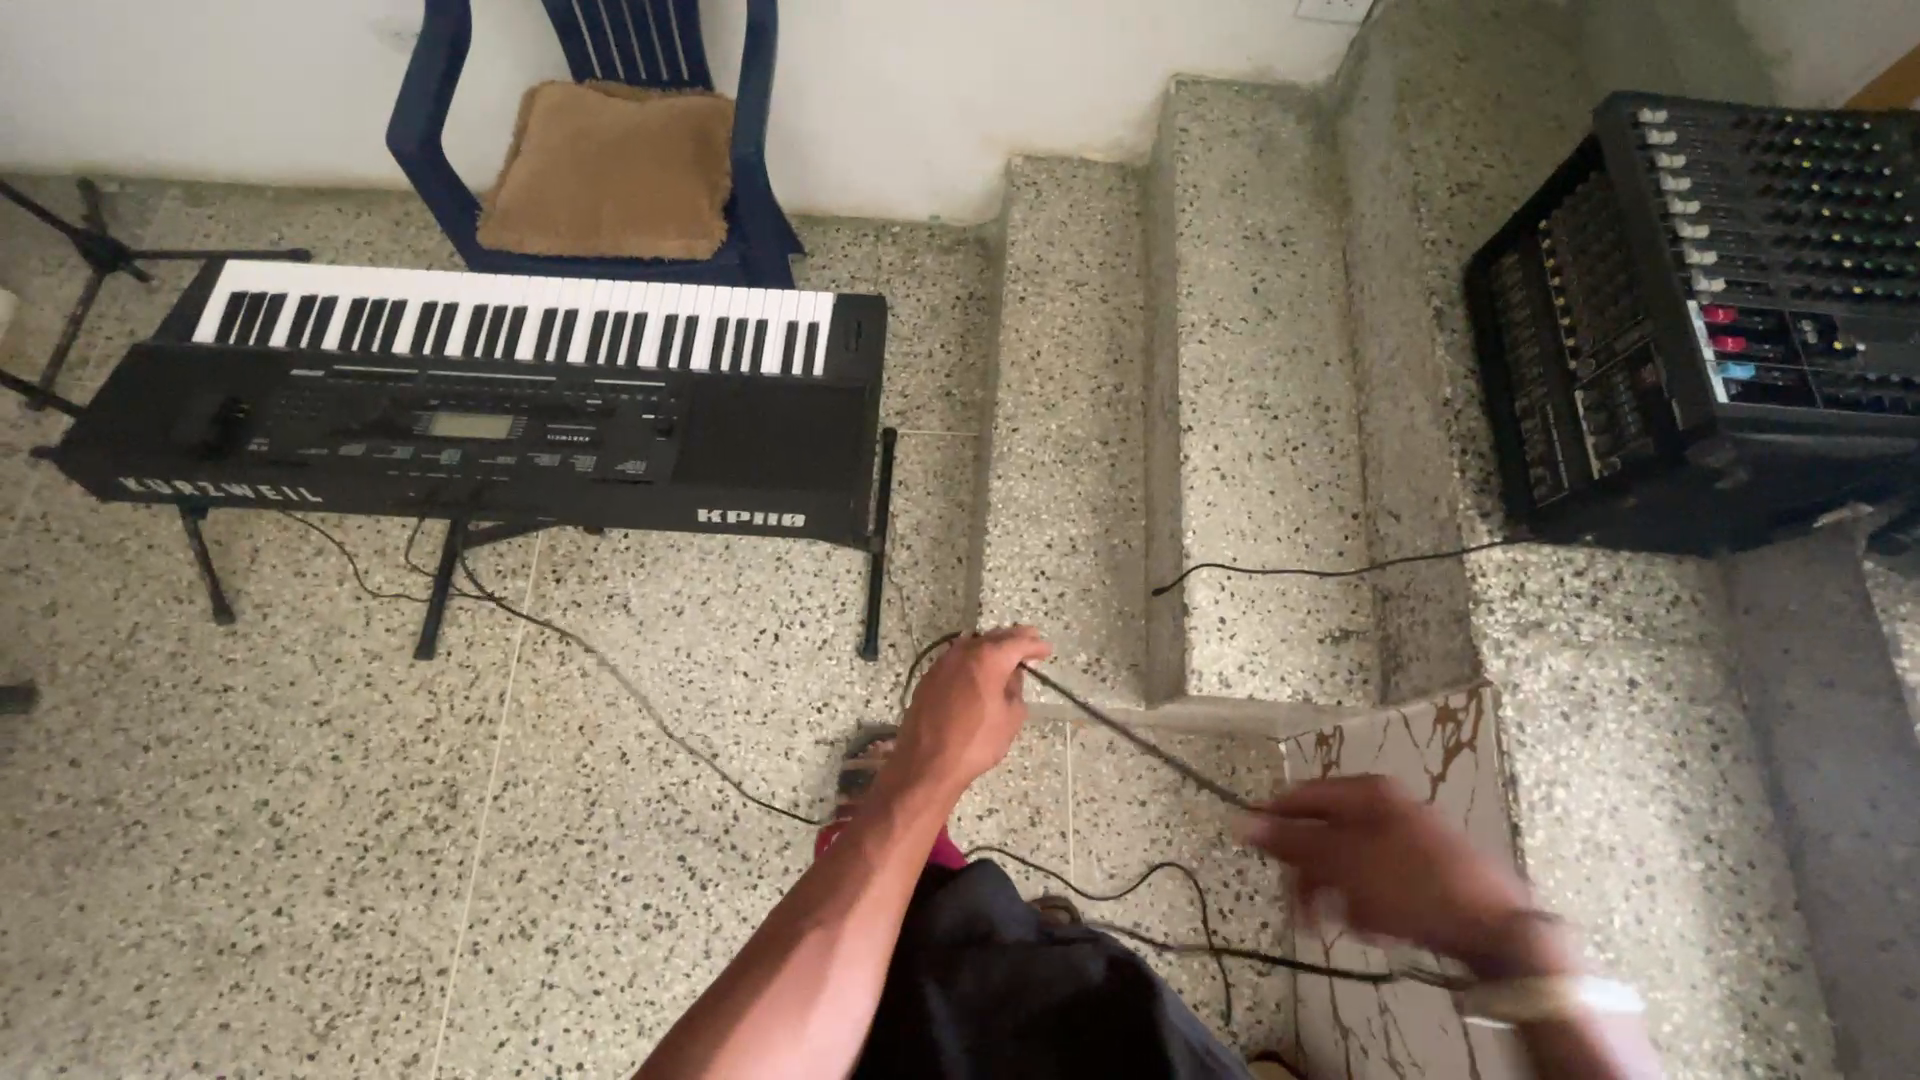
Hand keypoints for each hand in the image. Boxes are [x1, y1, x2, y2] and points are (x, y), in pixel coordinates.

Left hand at [890, 626, 1051, 797]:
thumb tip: (1012, 674)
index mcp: (988, 658)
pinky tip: (978, 666)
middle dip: (1014, 638)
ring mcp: (942, 663)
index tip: (1046, 649)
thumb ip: (1015, 689)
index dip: (1034, 645)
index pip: (1017, 643)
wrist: (928, 762)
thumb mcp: (1010, 717)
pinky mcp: (929, 677)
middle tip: (1031, 640)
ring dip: (991, 645)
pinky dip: (972, 658)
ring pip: (972, 644)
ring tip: (1006, 652)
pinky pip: (957, 658)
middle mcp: (964, 652)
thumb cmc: (977, 741)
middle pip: (994, 637)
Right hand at [1239, 775, 1561, 973]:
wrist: (1500, 933)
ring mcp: (1406, 839)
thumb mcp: (1344, 862)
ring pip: (1347, 863)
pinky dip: (1367, 905)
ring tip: (1344, 926)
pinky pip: (1376, 883)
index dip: (1275, 823)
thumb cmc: (1415, 885)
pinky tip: (1376, 928)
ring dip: (1337, 896)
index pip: (1301, 797)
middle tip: (1302, 909)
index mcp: (1367, 793)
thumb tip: (1241, 820)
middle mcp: (1385, 808)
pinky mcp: (1423, 873)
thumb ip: (1292, 841)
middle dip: (1311, 874)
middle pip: (1323, 833)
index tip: (1256, 853)